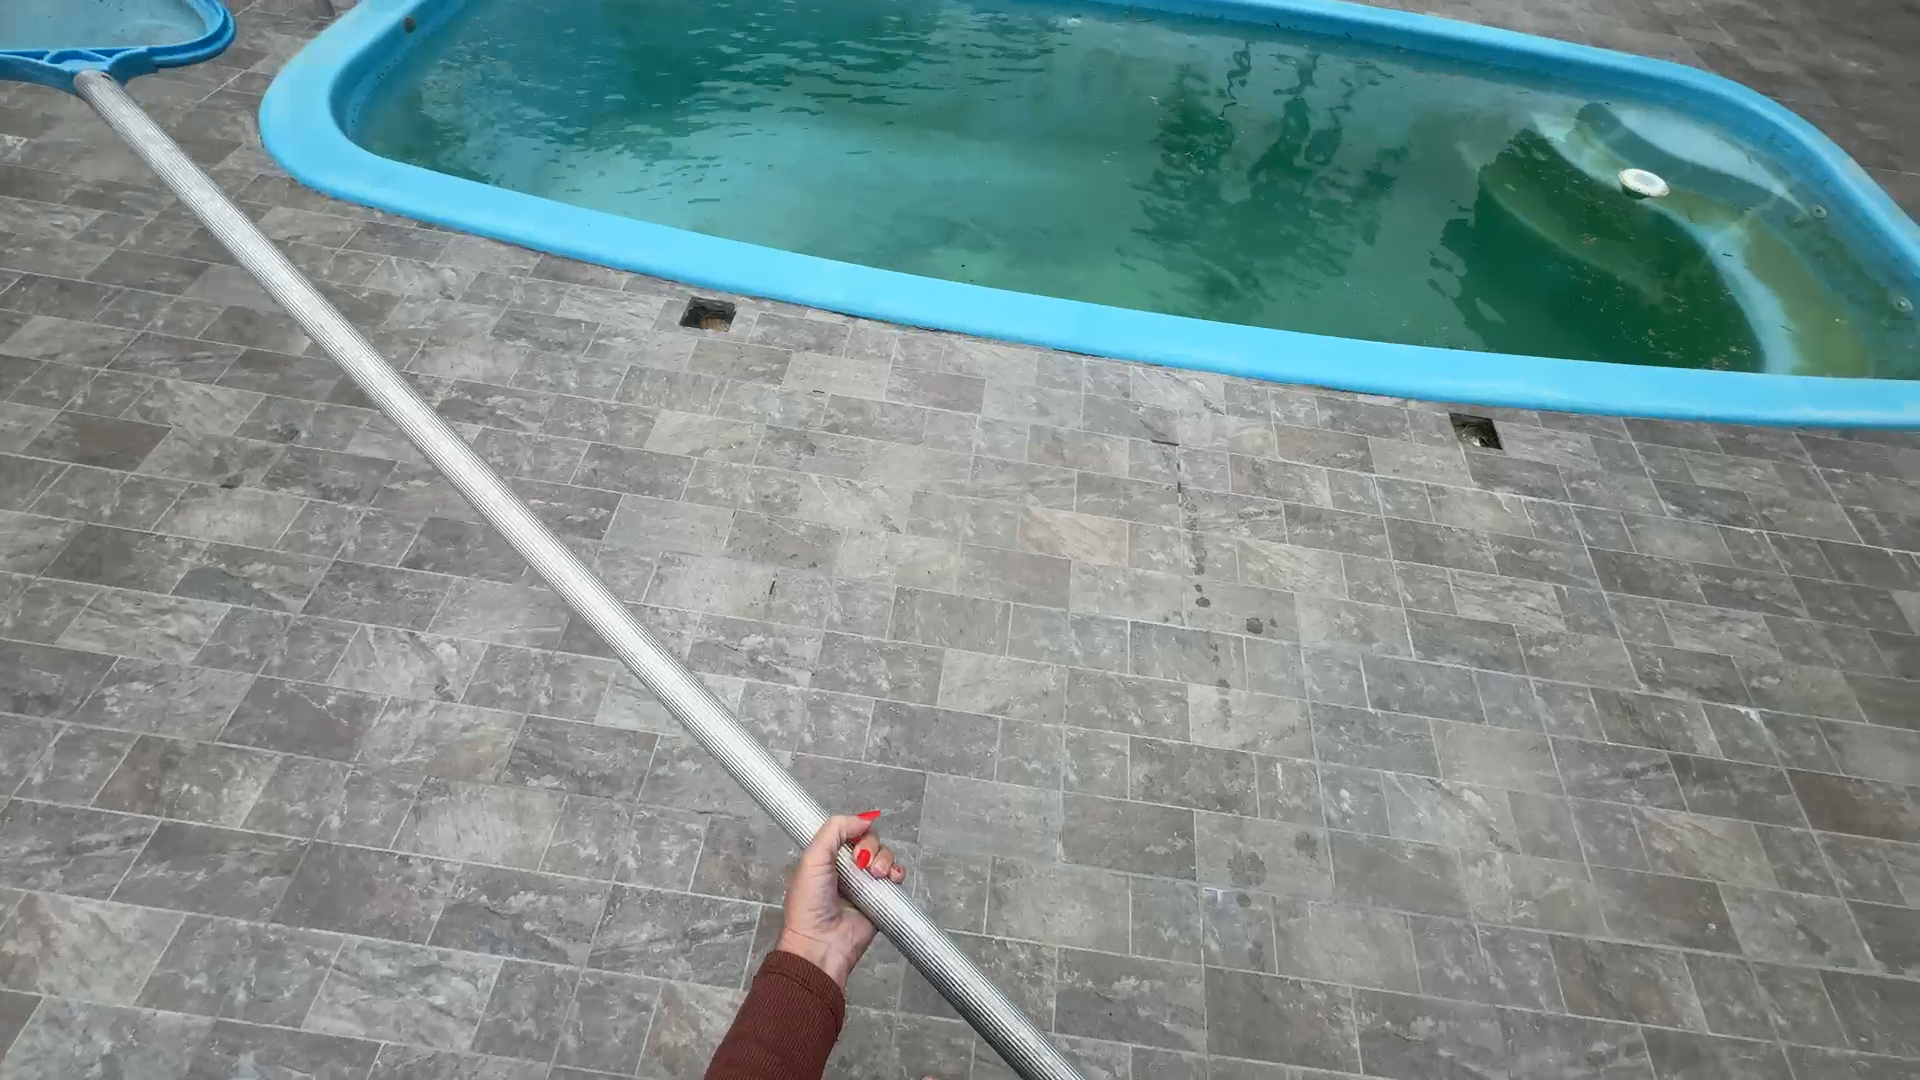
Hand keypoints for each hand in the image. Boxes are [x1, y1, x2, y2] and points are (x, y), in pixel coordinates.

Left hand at [773, 813, 906, 988]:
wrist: (820, 944)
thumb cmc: (809, 904)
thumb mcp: (813, 858)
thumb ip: (835, 830)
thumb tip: (864, 819)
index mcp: (828, 857)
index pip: (850, 832)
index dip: (855, 831)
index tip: (854, 841)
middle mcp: (848, 868)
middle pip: (870, 841)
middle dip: (871, 847)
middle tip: (862, 863)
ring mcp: (865, 883)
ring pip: (885, 856)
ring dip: (885, 860)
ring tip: (877, 875)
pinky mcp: (881, 899)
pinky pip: (896, 877)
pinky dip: (897, 872)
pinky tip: (891, 878)